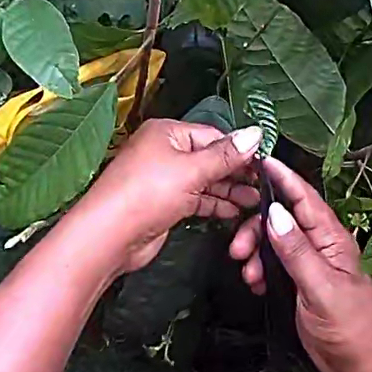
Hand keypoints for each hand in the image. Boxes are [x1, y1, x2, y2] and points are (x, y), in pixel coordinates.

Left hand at [74, 120, 263, 274]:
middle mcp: (164, 152)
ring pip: (205, 180)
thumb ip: (226, 155)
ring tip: (254, 200)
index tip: (263, 163)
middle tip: (262, 183)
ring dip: (229, 190)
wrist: (108, 238)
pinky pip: (196, 198)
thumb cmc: (141, 196)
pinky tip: (233, 210)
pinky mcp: (165, 204)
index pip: (213, 136)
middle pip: (210, 158)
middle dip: (236, 172)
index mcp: (167, 133)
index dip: (239, 150)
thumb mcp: (191, 171)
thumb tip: (254, 134)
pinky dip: (214, 203)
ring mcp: (164, 179)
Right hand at [228, 158, 371, 371]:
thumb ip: (297, 251)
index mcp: (332, 238)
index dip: (283, 177)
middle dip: (257, 227)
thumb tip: (275, 213)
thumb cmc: (350, 327)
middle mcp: (321, 244)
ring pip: (275, 241)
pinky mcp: (300, 281)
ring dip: (256, 251)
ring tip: (249, 273)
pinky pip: (274, 263)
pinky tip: (256, 283)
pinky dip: (261, 268)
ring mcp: (310, 263)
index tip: (261, 160)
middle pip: (282, 219)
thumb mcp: (321, 287)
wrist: (360, 367)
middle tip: (238, 248)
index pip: (304, 198)